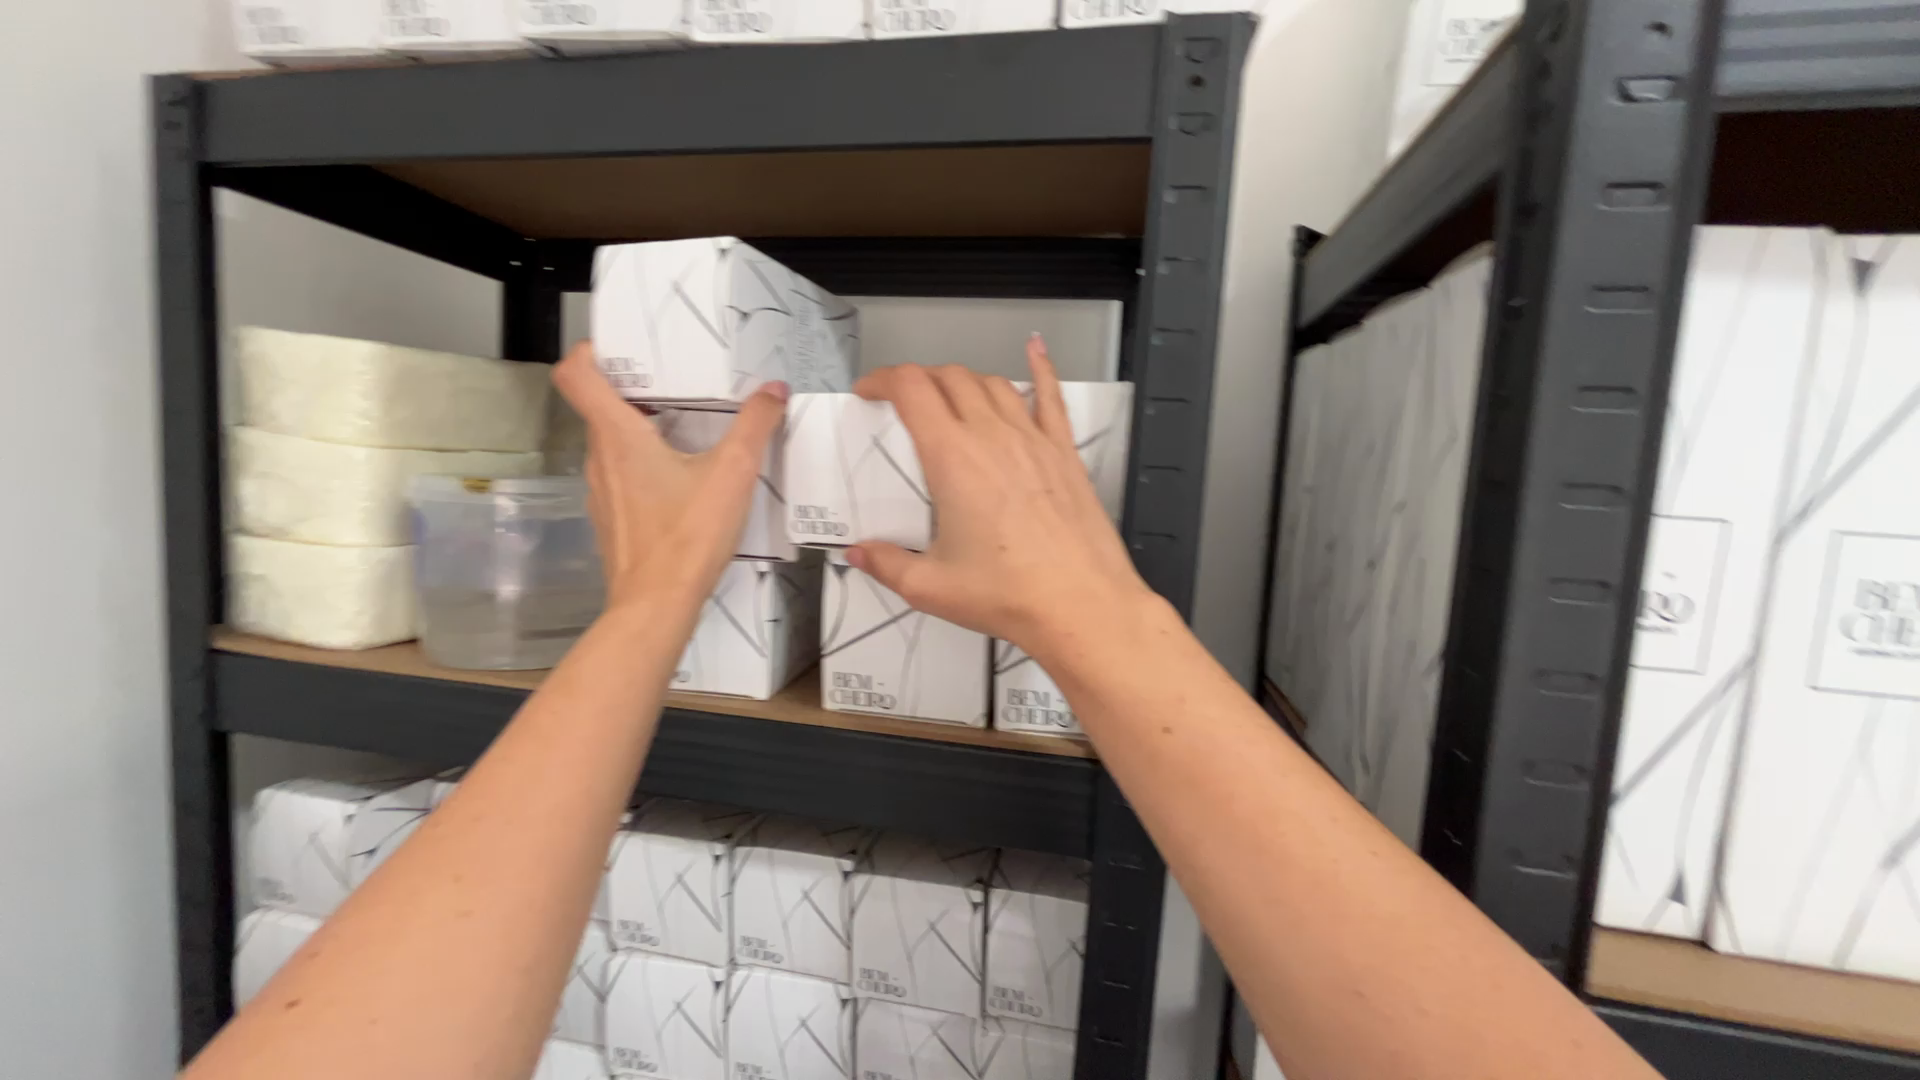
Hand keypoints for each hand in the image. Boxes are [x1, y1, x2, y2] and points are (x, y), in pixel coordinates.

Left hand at [552, 341, 785, 613]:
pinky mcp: (611, 521)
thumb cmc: (688, 533)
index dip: (591, 351)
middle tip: (676, 389)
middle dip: (634, 393)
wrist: (657, 604)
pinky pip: (621, 480)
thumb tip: (774, 390)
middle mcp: (599, 458)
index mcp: (617, 435)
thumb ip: (755, 425)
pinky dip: (644, 470)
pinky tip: (682, 487)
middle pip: (600, 409)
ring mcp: (600, 493)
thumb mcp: (734, 473)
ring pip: (612, 447)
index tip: (623, 350)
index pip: (576, 374)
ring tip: (685, 436)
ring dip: (641, 434)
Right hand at [848, 336, 1161, 657]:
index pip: (911, 388)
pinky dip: (1041, 367)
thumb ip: (887, 564)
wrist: (1080, 604)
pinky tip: (1036, 348)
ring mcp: (1033, 439)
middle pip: (949, 378)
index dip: (883, 379)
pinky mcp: (1064, 453)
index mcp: (952, 458)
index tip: (869, 391)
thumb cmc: (1008, 594)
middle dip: (919, 379)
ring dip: (963, 380)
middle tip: (903, 401)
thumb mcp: (931, 587)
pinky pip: (1052, 397)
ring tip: (949, 395)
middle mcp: (992, 436)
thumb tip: (859, 554)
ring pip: (993, 383)